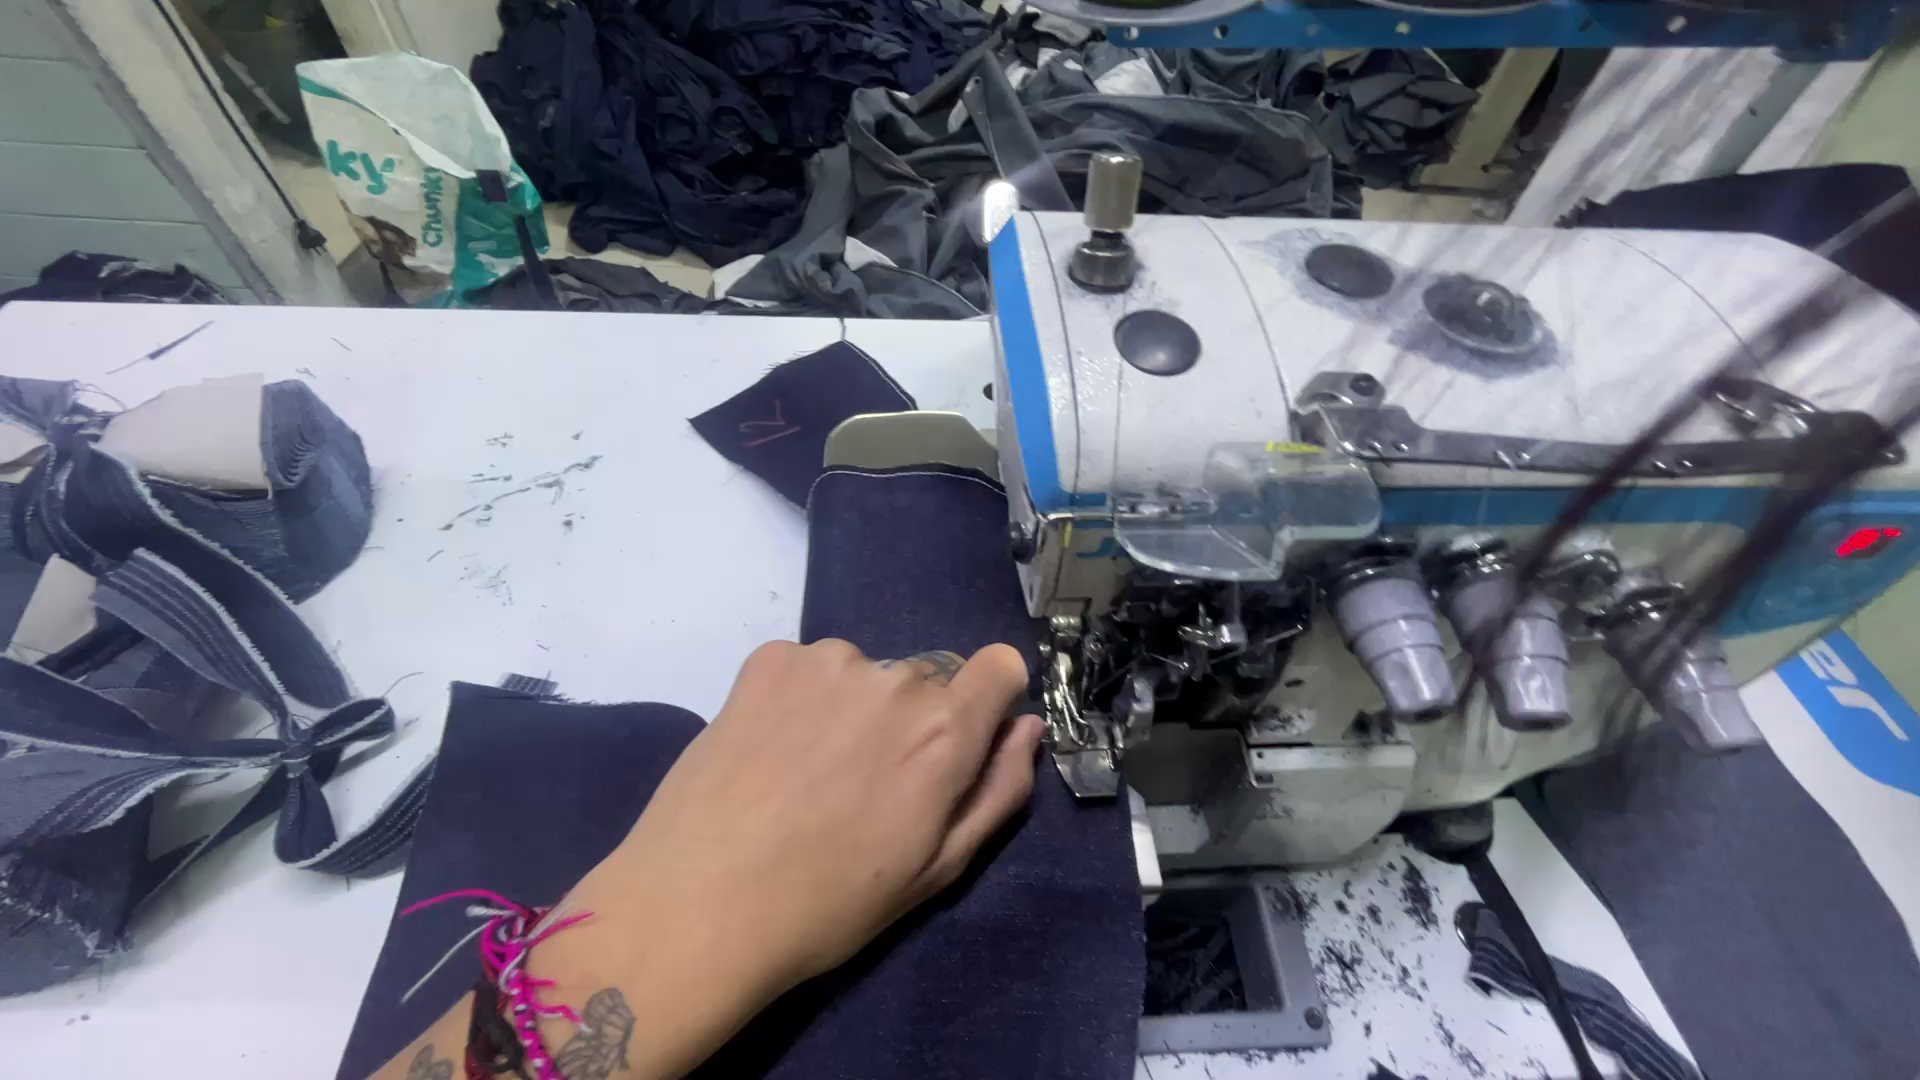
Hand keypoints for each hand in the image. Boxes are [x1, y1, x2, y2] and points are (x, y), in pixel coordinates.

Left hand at [562, 639, 1042, 1007]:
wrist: (699, 905)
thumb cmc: (831, 902)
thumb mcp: (938, 868)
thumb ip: (997, 789)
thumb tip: (1026, 728)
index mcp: (945, 731)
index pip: (999, 667)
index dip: (987, 701)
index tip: (958, 738)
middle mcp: (895, 679)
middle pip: (927, 680)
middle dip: (911, 719)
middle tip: (861, 781)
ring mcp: (829, 661)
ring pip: (867, 673)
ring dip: (854, 706)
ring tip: (807, 769)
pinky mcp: (771, 658)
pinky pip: (810, 667)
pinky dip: (802, 696)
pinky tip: (770, 747)